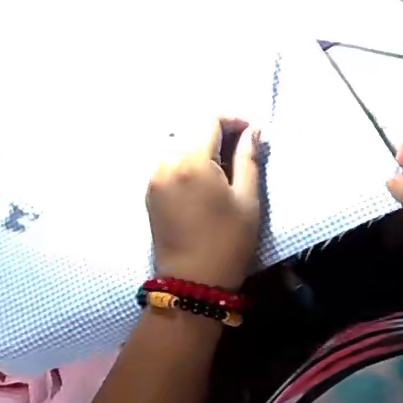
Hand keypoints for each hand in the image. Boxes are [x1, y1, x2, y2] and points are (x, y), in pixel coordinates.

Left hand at [147, 119, 262, 289]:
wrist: (193, 282)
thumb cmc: (228, 241)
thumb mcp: (247, 199)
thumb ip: (248, 159)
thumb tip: (252, 132)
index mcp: (191, 161)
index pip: (208, 119)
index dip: (232, 120)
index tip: (251, 133)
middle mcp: (165, 162)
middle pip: (189, 127)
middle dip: (216, 129)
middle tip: (241, 146)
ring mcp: (153, 177)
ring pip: (176, 142)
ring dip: (200, 142)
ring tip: (224, 161)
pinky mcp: (150, 191)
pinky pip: (168, 159)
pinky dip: (186, 157)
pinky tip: (205, 175)